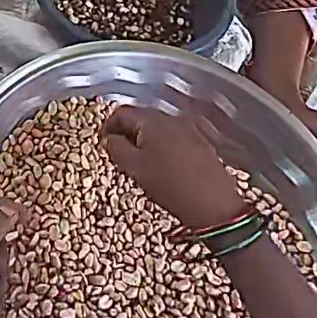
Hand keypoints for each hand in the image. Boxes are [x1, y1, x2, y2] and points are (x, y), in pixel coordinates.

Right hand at [101, 105, 245, 228]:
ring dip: (143, 140)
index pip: (121, 113)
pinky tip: (161, 164)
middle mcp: (171, 118)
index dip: (107, 126)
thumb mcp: (133, 167)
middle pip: (140, 118)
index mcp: (152, 120)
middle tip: (118, 154)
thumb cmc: (169, 185)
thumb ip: (115, 147)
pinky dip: (161, 146)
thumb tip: (109, 138)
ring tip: (138, 162)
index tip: (103, 143)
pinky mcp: (201, 142)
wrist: (213, 204)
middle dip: (125, 133)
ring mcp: (189, 129)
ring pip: (157, 128)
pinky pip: (173, 137)